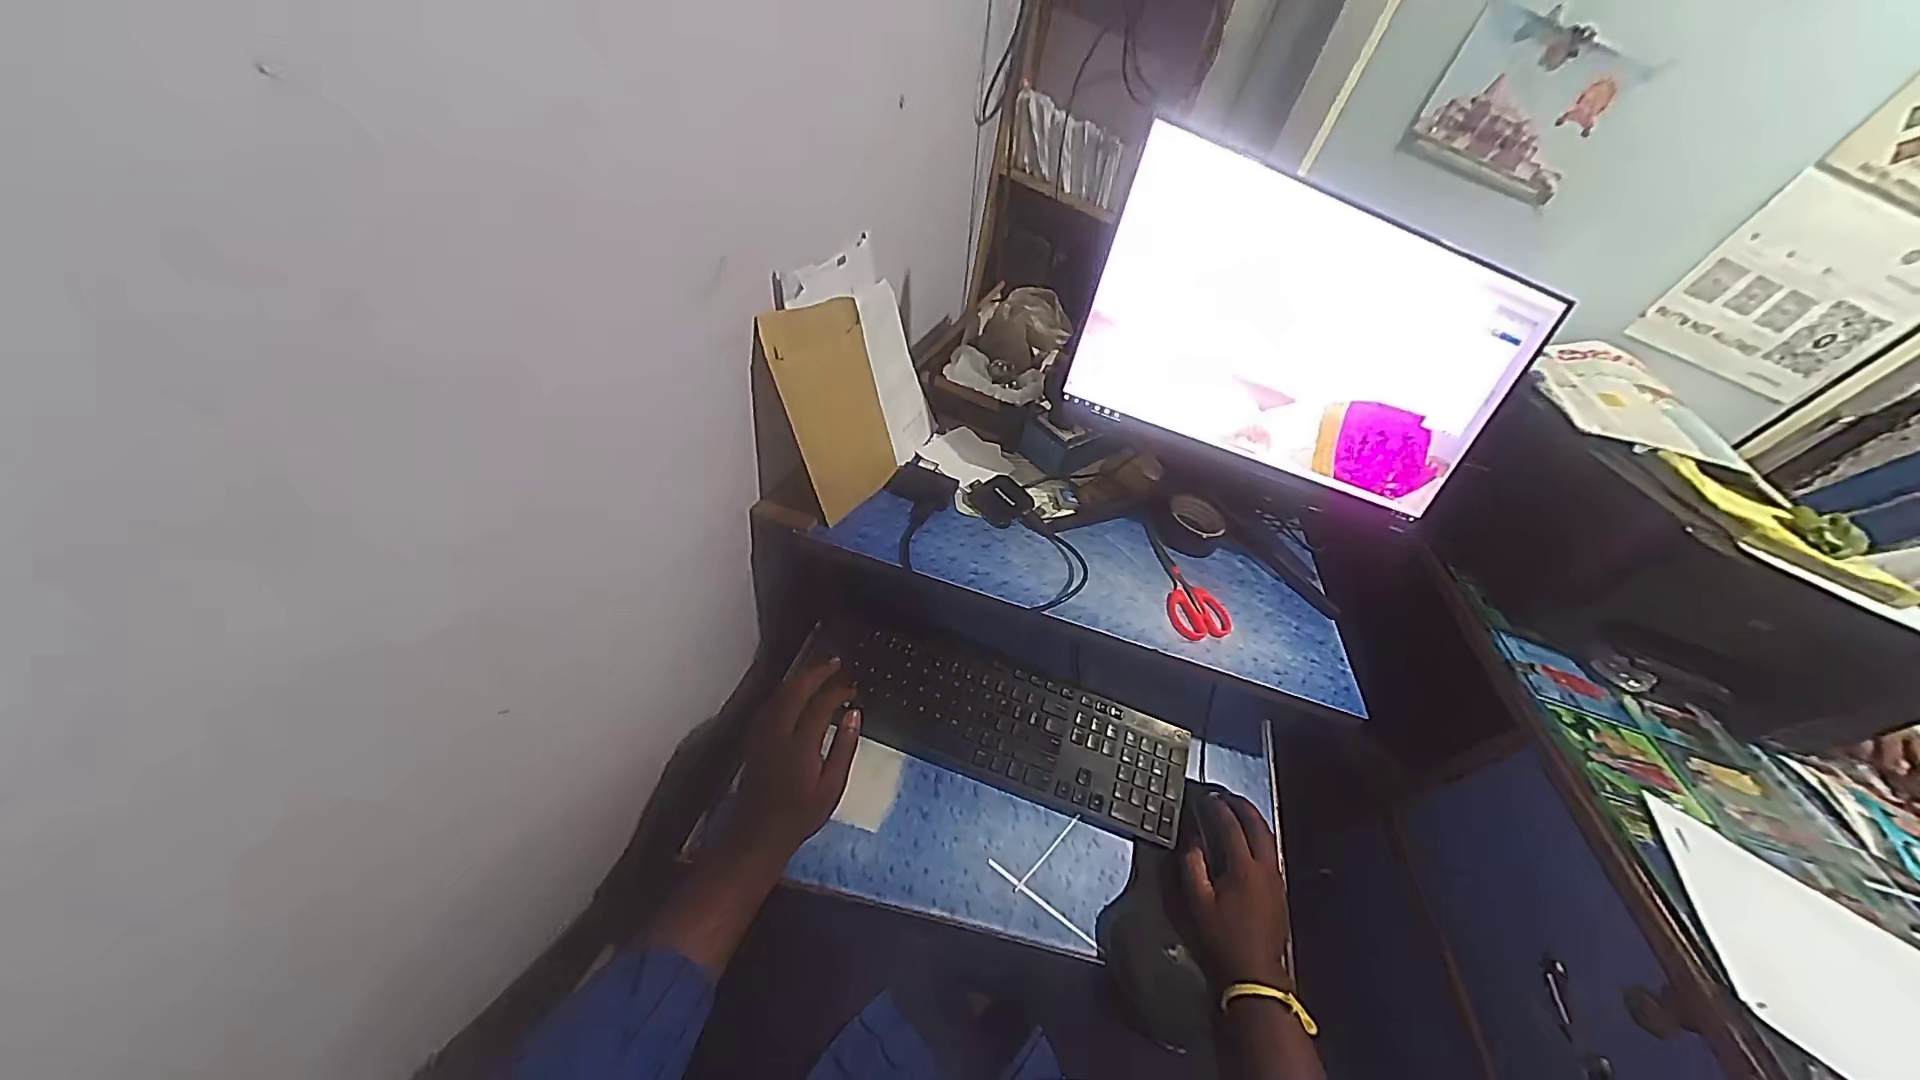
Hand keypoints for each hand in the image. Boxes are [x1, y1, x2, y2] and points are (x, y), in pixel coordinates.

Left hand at [723, 657, 861, 866]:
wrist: (758, 834)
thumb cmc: (801, 814)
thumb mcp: (832, 786)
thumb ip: (844, 747)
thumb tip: (854, 714)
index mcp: (800, 746)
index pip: (820, 705)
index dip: (837, 691)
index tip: (852, 688)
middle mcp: (778, 734)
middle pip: (795, 691)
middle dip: (816, 673)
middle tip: (835, 663)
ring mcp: (762, 735)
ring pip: (779, 694)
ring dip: (800, 678)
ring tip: (818, 671)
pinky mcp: (754, 738)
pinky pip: (770, 704)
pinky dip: (786, 691)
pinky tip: (794, 692)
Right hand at [1180, 791, 1292, 989]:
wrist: (1254, 976)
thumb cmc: (1221, 939)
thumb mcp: (1196, 902)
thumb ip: (1192, 866)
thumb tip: (1192, 842)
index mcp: (1243, 868)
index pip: (1230, 826)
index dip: (1216, 808)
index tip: (1204, 798)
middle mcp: (1264, 869)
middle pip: (1257, 826)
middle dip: (1240, 806)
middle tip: (1224, 795)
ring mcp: (1276, 880)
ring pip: (1268, 837)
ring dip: (1252, 819)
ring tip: (1236, 810)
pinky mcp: (1279, 891)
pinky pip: (1270, 851)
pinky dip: (1258, 836)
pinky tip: (1247, 839)